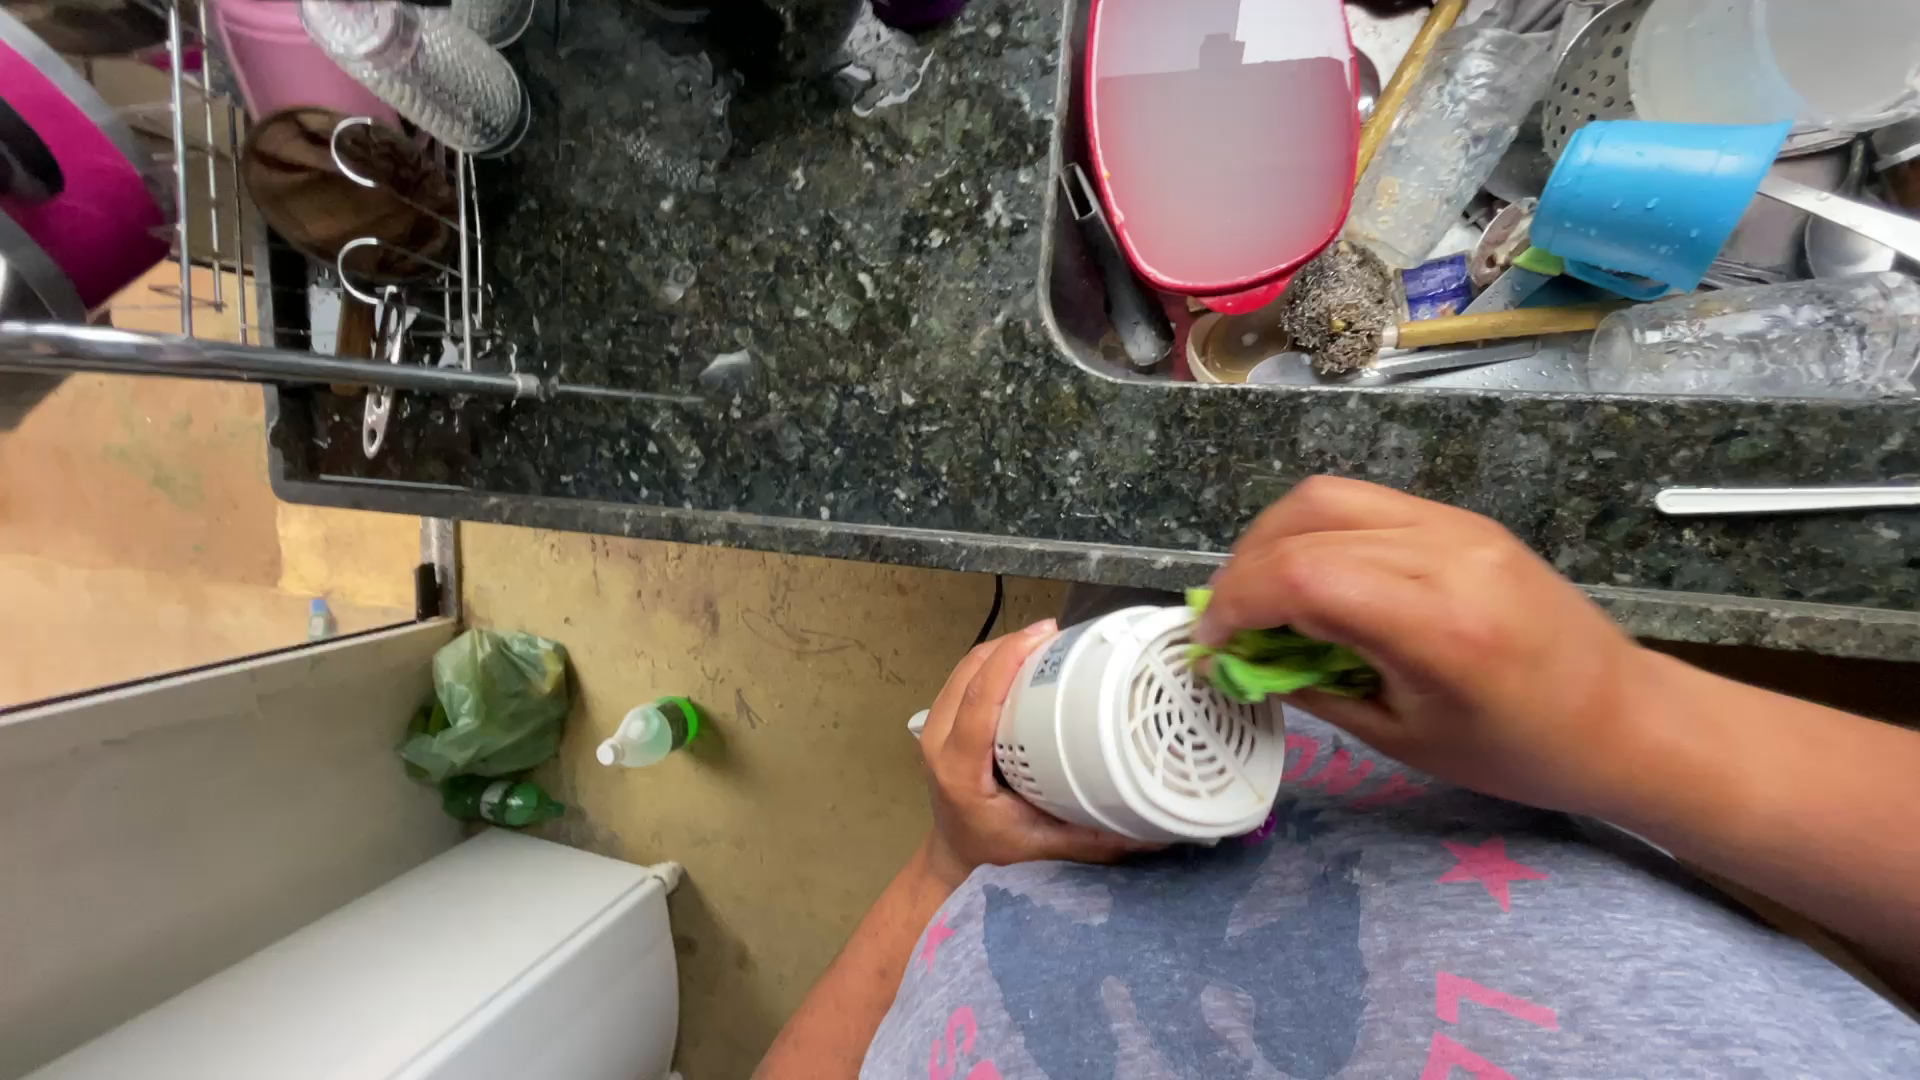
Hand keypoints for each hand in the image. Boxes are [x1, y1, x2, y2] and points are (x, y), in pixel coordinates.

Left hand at [917, 619, 1157, 888]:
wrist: (955, 859)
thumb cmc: (997, 856)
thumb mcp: (1047, 849)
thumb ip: (1098, 838)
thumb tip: (1157, 832)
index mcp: (960, 768)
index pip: (980, 697)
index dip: (1010, 658)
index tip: (1046, 636)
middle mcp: (939, 740)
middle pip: (970, 670)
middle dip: (1011, 644)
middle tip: (1057, 635)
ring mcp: (934, 728)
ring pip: (964, 667)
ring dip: (1002, 648)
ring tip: (1044, 643)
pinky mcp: (940, 722)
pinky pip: (962, 677)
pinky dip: (992, 661)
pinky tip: (1023, 659)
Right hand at [1195, 476, 1652, 817]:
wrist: (1631, 720)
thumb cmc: (1517, 751)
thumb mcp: (1396, 737)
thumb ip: (1305, 684)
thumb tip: (1235, 656)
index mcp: (1438, 623)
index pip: (1302, 575)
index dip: (1236, 601)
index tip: (1211, 641)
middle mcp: (1446, 552)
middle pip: (1302, 523)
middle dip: (1242, 570)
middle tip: (1228, 618)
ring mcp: (1454, 523)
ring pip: (1322, 497)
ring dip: (1268, 540)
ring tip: (1260, 590)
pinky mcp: (1455, 517)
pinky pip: (1356, 502)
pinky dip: (1307, 531)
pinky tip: (1308, 573)